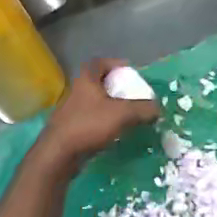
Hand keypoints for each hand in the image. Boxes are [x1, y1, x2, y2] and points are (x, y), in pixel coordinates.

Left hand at [35, 59, 159, 166]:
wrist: (59, 153)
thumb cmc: (89, 124)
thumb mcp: (122, 114)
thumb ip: (143, 108)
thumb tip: (157, 108)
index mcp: (86, 80)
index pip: (98, 62)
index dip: (114, 64)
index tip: (130, 72)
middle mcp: (76, 91)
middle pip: (97, 83)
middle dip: (116, 87)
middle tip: (133, 95)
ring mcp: (71, 110)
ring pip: (94, 103)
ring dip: (110, 106)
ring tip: (128, 115)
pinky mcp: (70, 128)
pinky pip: (91, 120)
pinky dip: (103, 122)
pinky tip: (115, 131)